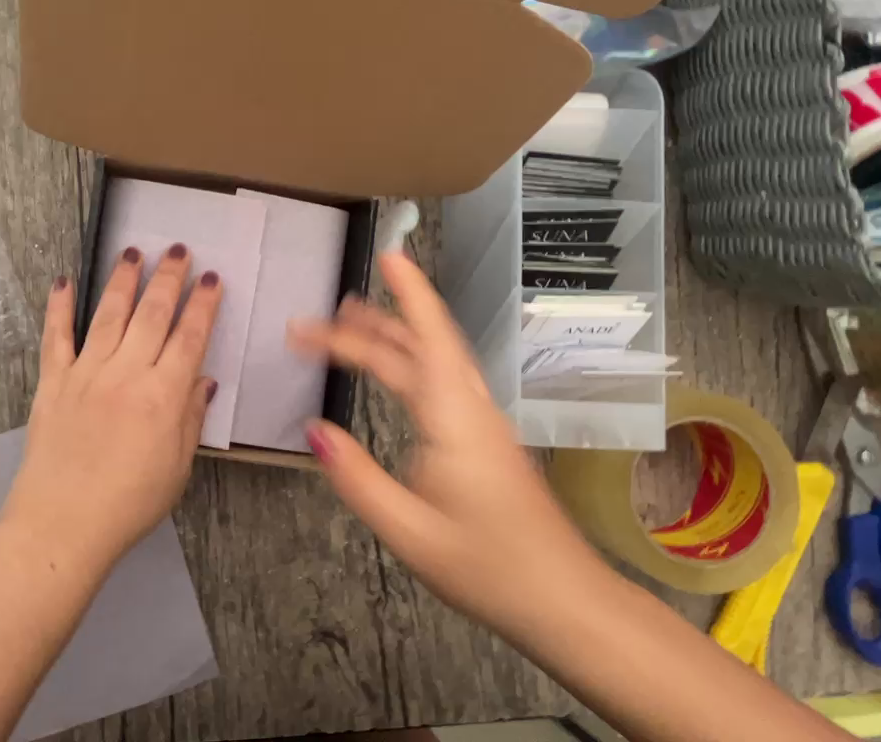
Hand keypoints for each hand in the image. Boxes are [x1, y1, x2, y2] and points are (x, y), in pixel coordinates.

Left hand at [0, 244, 222, 575]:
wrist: (63, 525)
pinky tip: (64, 281)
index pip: (189, 337)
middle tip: (177, 250)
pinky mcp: (53, 381)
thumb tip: (203, 379)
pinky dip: (59, 307)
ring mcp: (86, 373)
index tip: (212, 279)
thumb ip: (190, 418)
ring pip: (108, 314)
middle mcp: (126, 373)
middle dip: (168, 278)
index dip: (203, 305)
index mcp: (163, 396)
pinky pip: (56, 336)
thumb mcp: (177, 468)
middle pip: (152, 314)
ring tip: (132, 251)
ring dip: (123, 279)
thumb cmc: (129, 504)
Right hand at [292, 251, 614, 636]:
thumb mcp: (410, 532)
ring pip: (435, 357)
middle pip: (420, 344)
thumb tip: (313, 429)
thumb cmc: (490, 568)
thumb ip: (357, 478)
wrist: (567, 602)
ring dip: (394, 332)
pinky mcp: (484, 438)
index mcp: (452, 419)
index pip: (413, 345)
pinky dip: (411, 356)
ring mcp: (482, 421)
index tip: (356, 278)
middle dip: (370, 320)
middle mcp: (470, 407)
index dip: (388, 305)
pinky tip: (395, 367)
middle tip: (319, 314)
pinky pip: (443, 378)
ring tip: (351, 319)